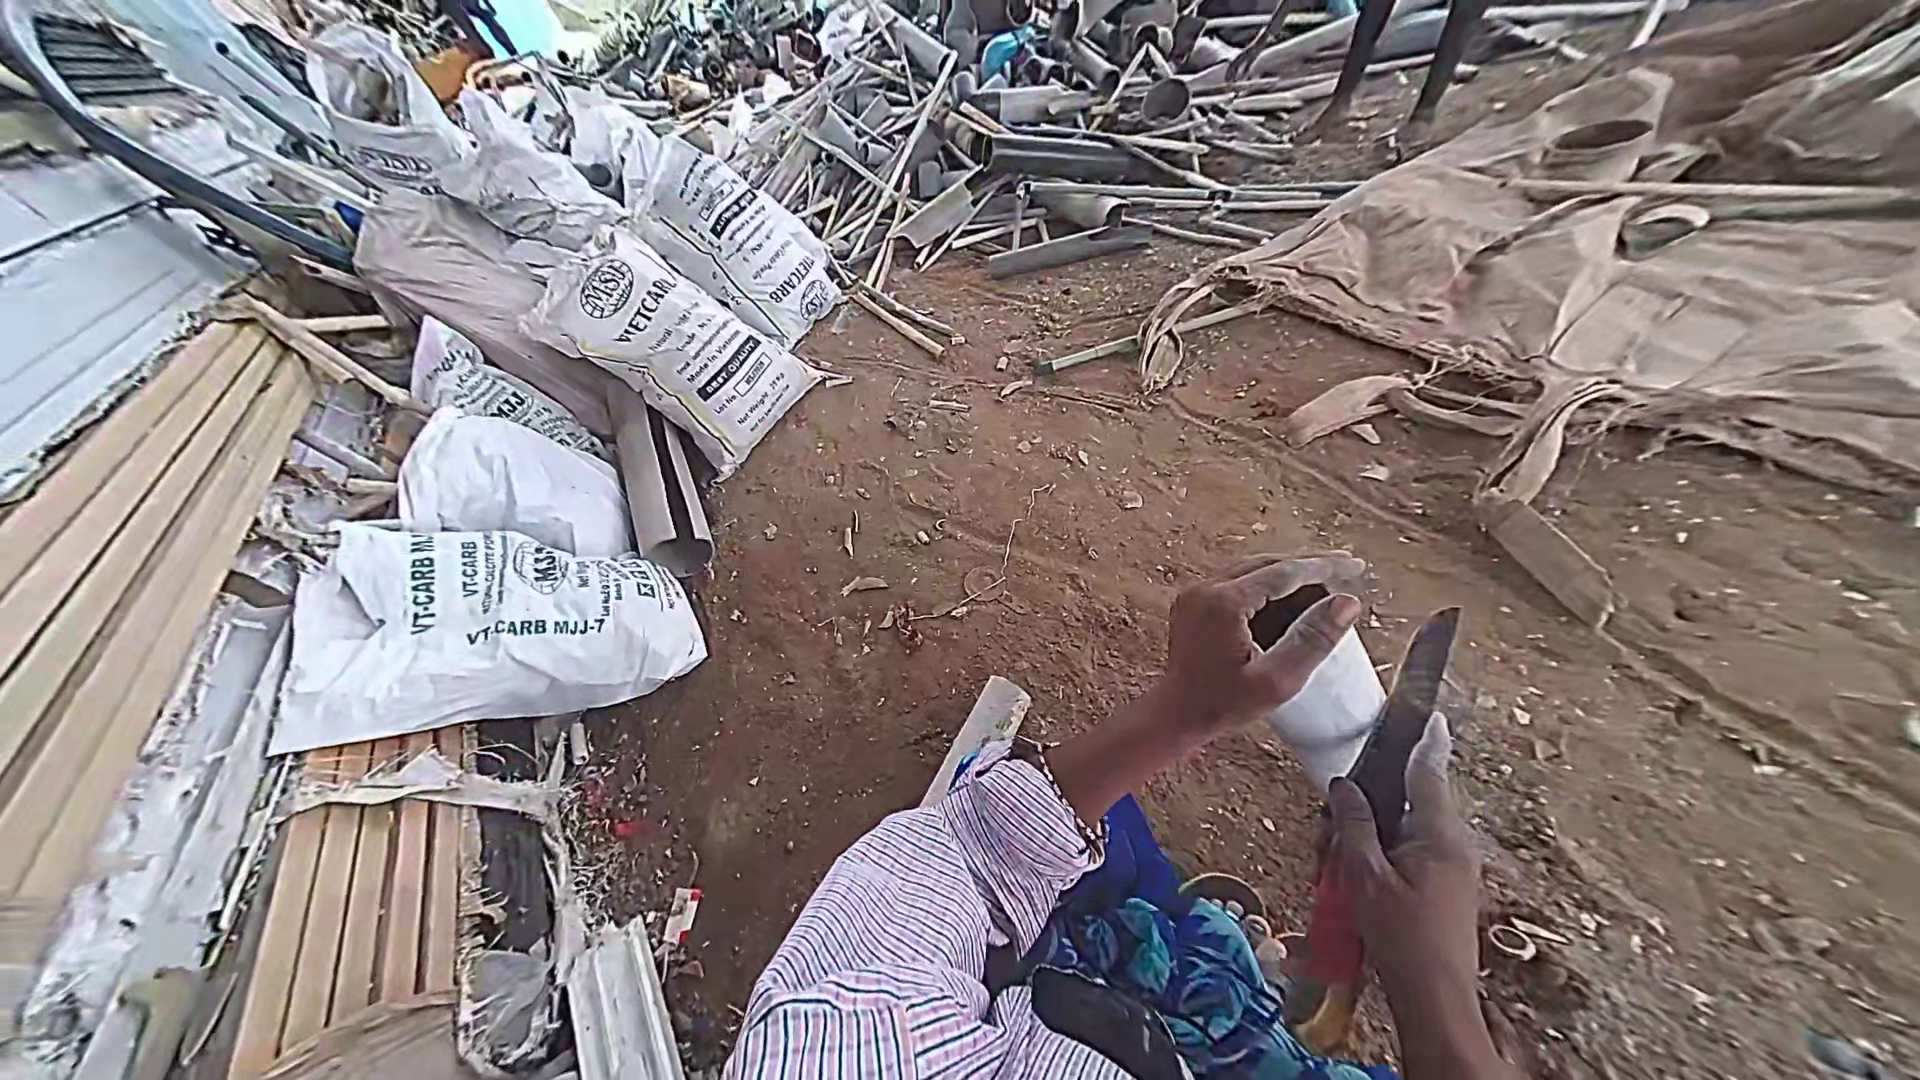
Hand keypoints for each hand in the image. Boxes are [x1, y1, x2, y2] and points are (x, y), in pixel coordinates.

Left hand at [1159, 553, 1365, 744]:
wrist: (1177, 713)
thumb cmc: (1222, 703)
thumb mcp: (1277, 680)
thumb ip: (1313, 640)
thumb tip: (1346, 603)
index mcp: (1223, 602)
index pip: (1283, 573)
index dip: (1323, 567)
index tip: (1355, 566)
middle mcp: (1205, 590)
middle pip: (1266, 565)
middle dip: (1308, 567)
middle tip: (1347, 571)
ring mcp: (1195, 595)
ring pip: (1251, 572)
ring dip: (1288, 577)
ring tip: (1327, 588)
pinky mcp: (1194, 605)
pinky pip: (1235, 585)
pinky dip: (1266, 589)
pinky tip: (1291, 603)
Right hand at [1327, 714, 1517, 1078]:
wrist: (1433, 999)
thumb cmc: (1399, 935)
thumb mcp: (1364, 874)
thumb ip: (1354, 824)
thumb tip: (1344, 785)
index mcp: (1438, 837)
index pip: (1428, 775)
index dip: (1425, 742)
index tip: (1428, 713)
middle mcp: (1449, 845)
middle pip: (1398, 804)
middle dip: (1357, 817)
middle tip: (1327, 845)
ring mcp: (1447, 866)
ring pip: (1392, 830)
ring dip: (1358, 843)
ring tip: (1334, 872)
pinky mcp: (1439, 883)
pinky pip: (1398, 852)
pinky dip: (1370, 858)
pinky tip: (1347, 882)